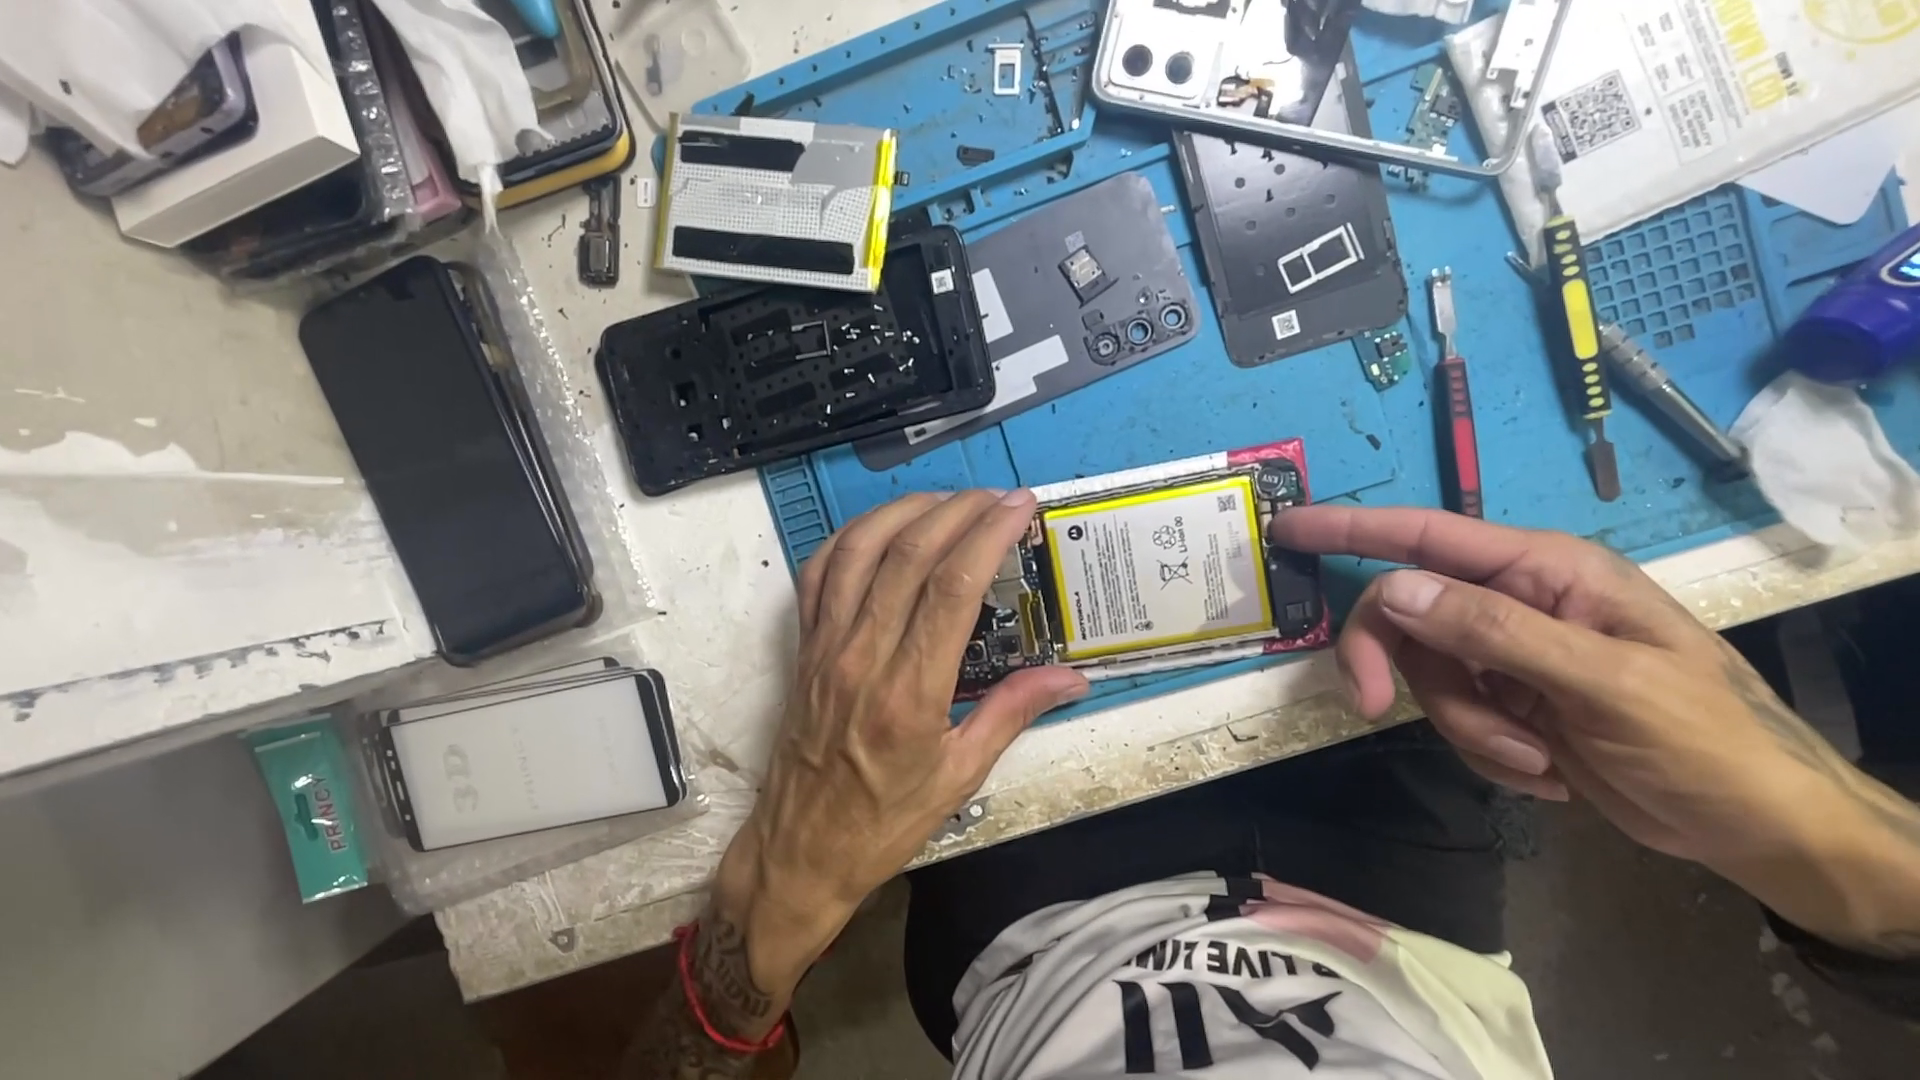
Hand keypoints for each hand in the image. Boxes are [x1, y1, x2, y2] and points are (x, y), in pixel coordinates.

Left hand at [712, 490, 1089, 1024]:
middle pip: (909, 555)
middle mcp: (862, 655)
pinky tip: (883, 527)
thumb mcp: (960, 778)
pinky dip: (851, 536)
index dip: (988, 534)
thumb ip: (1012, 713)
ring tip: (948, 501)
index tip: (1019, 506)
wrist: (801, 850)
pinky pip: (819, 571)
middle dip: (958, 510)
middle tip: (997, 498)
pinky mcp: (804, 645)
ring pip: (859, 550)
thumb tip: (1071, 677)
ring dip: (906, 511)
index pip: (953, 587)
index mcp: (910, 692)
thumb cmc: (884, 822)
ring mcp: (826, 645)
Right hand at [1271, 505, 1919, 955]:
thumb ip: (1492, 629)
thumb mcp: (1603, 682)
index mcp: (1545, 571)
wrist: (1758, 827)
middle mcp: (1516, 601)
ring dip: (1464, 725)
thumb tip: (1393, 589)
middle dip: (1390, 664)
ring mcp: (1507, 653)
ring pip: (1424, 673)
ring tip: (1537, 758)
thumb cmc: (1706, 740)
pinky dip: (1485, 748)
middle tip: (1364, 706)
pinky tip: (1548, 770)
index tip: (1288, 530)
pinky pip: (1450, 714)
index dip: (1350, 528)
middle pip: (1405, 613)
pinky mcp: (1506, 701)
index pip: (1426, 537)